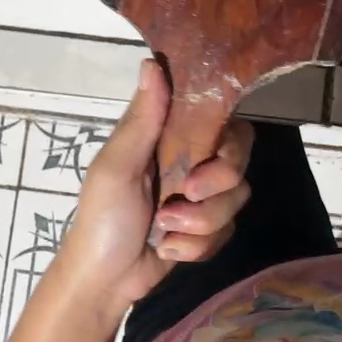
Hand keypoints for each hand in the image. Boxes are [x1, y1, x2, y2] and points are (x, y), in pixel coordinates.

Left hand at [51, 60, 255, 318]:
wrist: (105, 280)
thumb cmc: (103, 216)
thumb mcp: (117, 166)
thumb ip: (142, 119)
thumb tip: (152, 62)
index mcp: (166, 136)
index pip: (218, 117)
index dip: (224, 132)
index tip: (210, 151)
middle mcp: (189, 159)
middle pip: (238, 158)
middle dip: (217, 183)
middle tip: (187, 193)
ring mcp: (201, 196)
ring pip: (235, 199)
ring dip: (200, 222)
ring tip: (164, 231)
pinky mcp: (207, 228)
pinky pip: (226, 231)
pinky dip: (196, 245)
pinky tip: (168, 249)